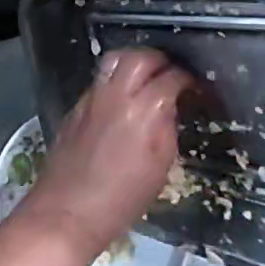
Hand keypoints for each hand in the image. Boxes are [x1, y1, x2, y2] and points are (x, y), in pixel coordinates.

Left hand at [16, 48, 191, 259]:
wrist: (69, 207)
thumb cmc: (123, 199)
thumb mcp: (160, 166)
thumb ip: (166, 128)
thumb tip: (168, 106)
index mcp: (144, 112)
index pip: (170, 79)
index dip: (187, 79)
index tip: (195, 85)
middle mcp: (115, 96)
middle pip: (138, 58)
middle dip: (159, 59)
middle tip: (172, 71)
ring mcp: (91, 97)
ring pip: (113, 61)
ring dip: (133, 62)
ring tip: (147, 75)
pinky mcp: (75, 105)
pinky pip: (98, 80)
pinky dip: (114, 79)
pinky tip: (122, 97)